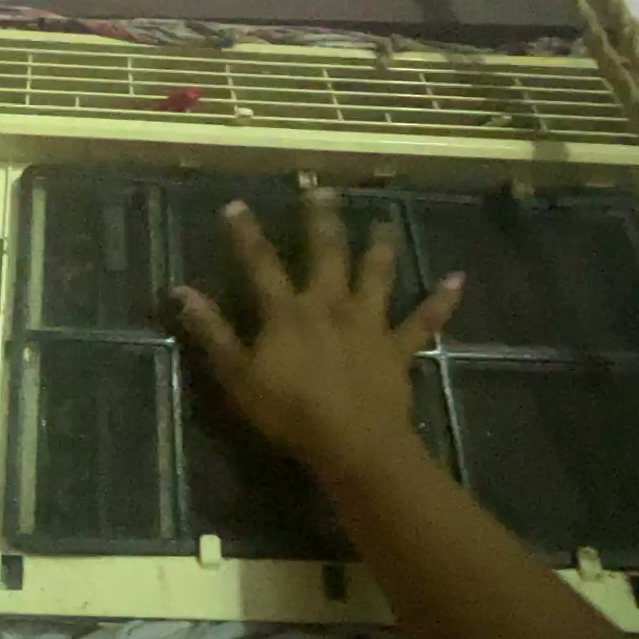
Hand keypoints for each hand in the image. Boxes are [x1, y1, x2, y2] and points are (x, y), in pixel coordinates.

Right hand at [173, 189, 464, 473]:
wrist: (353, 445)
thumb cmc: (288, 412)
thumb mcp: (236, 375)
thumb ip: (211, 331)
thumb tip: (181, 291)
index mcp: (288, 311)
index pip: (261, 263)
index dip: (246, 234)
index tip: (236, 205)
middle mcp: (329, 305)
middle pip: (326, 254)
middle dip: (321, 222)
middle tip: (323, 193)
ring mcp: (368, 324)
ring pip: (377, 276)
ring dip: (380, 248)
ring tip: (383, 223)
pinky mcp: (397, 349)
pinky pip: (424, 322)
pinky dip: (441, 301)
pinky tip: (457, 280)